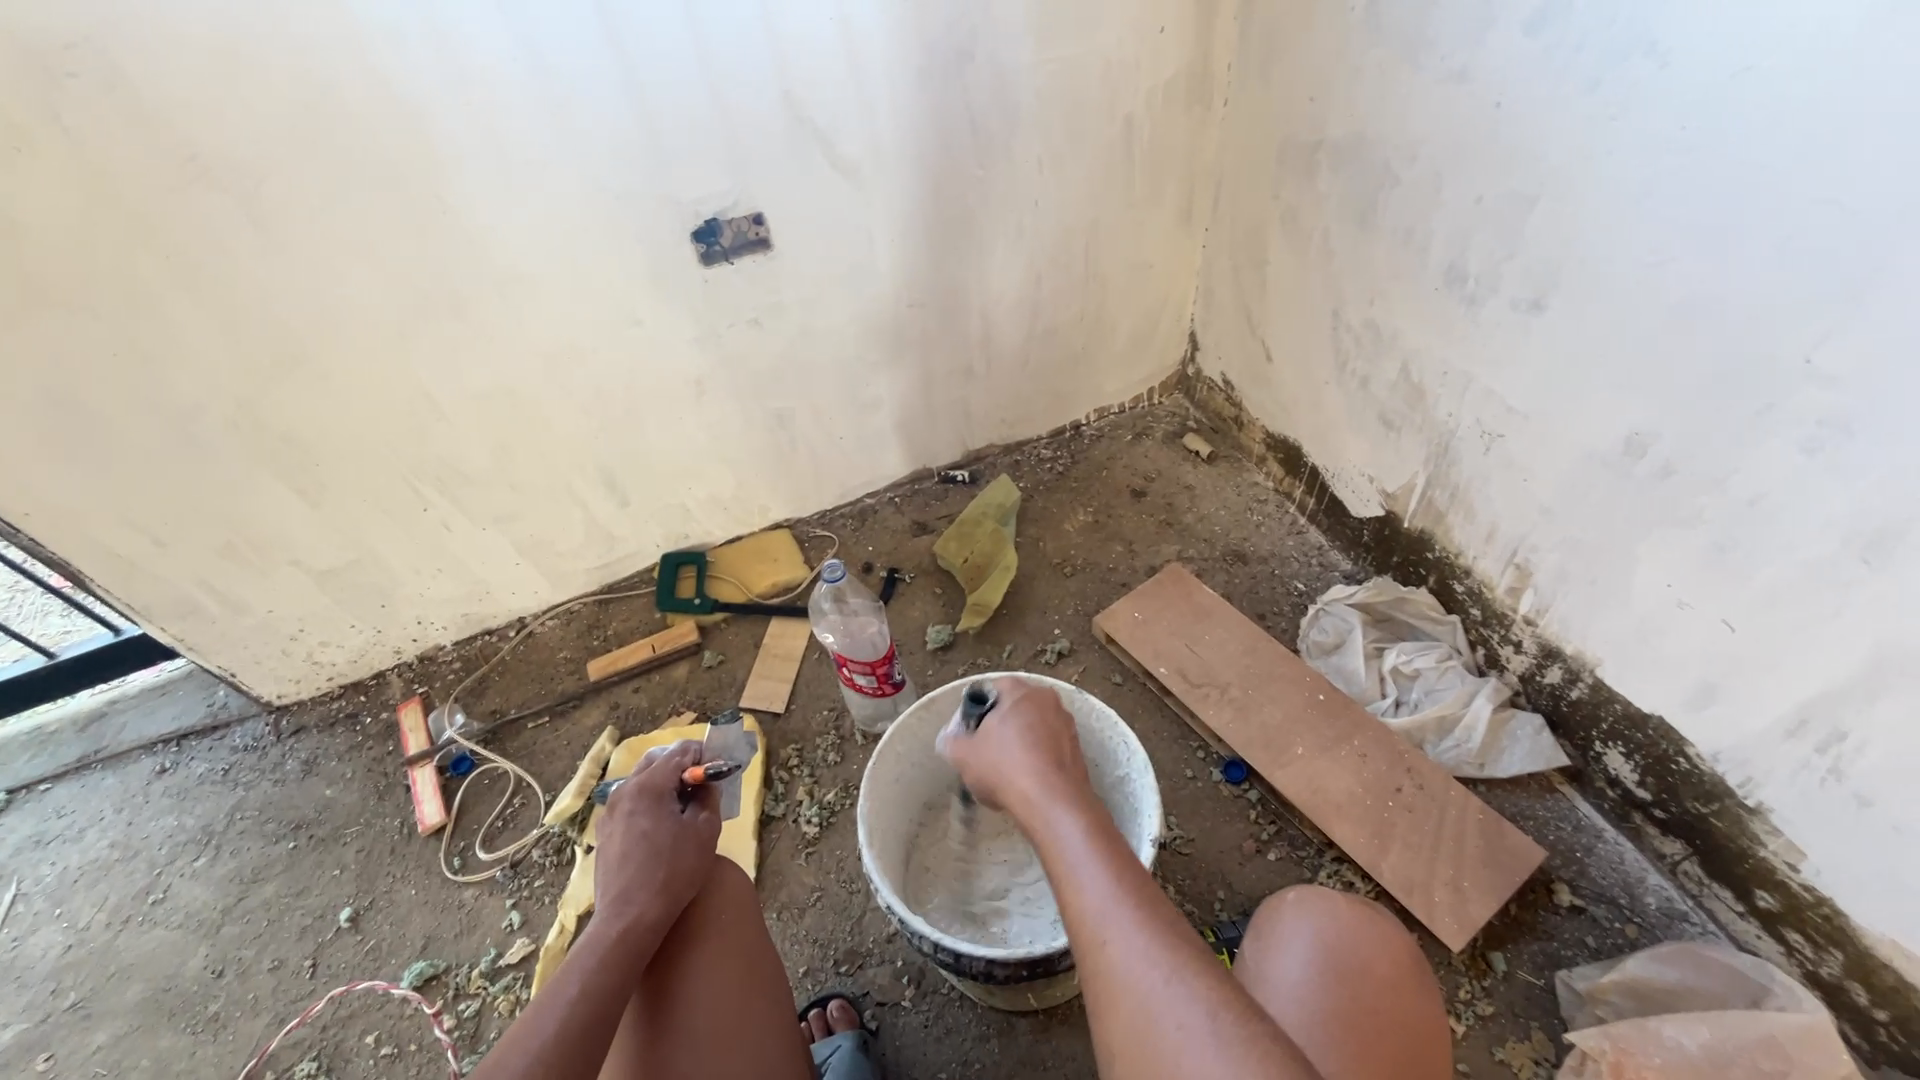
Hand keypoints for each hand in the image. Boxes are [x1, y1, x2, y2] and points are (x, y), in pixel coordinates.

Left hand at [593, 740, 720, 949]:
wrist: (629, 919)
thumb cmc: (673, 872)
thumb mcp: (705, 831)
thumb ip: (708, 797)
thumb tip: (706, 782)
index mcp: (649, 785)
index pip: (680, 751)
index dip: (703, 756)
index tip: (717, 771)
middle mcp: (624, 790)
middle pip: (656, 761)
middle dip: (681, 766)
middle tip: (701, 787)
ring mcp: (610, 811)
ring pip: (641, 781)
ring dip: (664, 784)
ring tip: (683, 809)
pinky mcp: (605, 830)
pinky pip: (631, 802)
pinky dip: (649, 802)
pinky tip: (662, 827)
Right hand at [937, 677, 1096, 823]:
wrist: (1053, 802)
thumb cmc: (1005, 768)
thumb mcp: (965, 756)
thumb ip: (953, 742)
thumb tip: (949, 739)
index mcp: (1021, 692)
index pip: (996, 687)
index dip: (979, 707)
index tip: (969, 729)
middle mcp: (1048, 701)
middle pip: (1018, 707)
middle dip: (1002, 724)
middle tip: (986, 748)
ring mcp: (1067, 725)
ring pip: (1036, 727)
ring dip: (1022, 742)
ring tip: (1006, 769)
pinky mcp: (1078, 750)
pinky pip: (1051, 747)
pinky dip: (1038, 758)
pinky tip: (1026, 780)